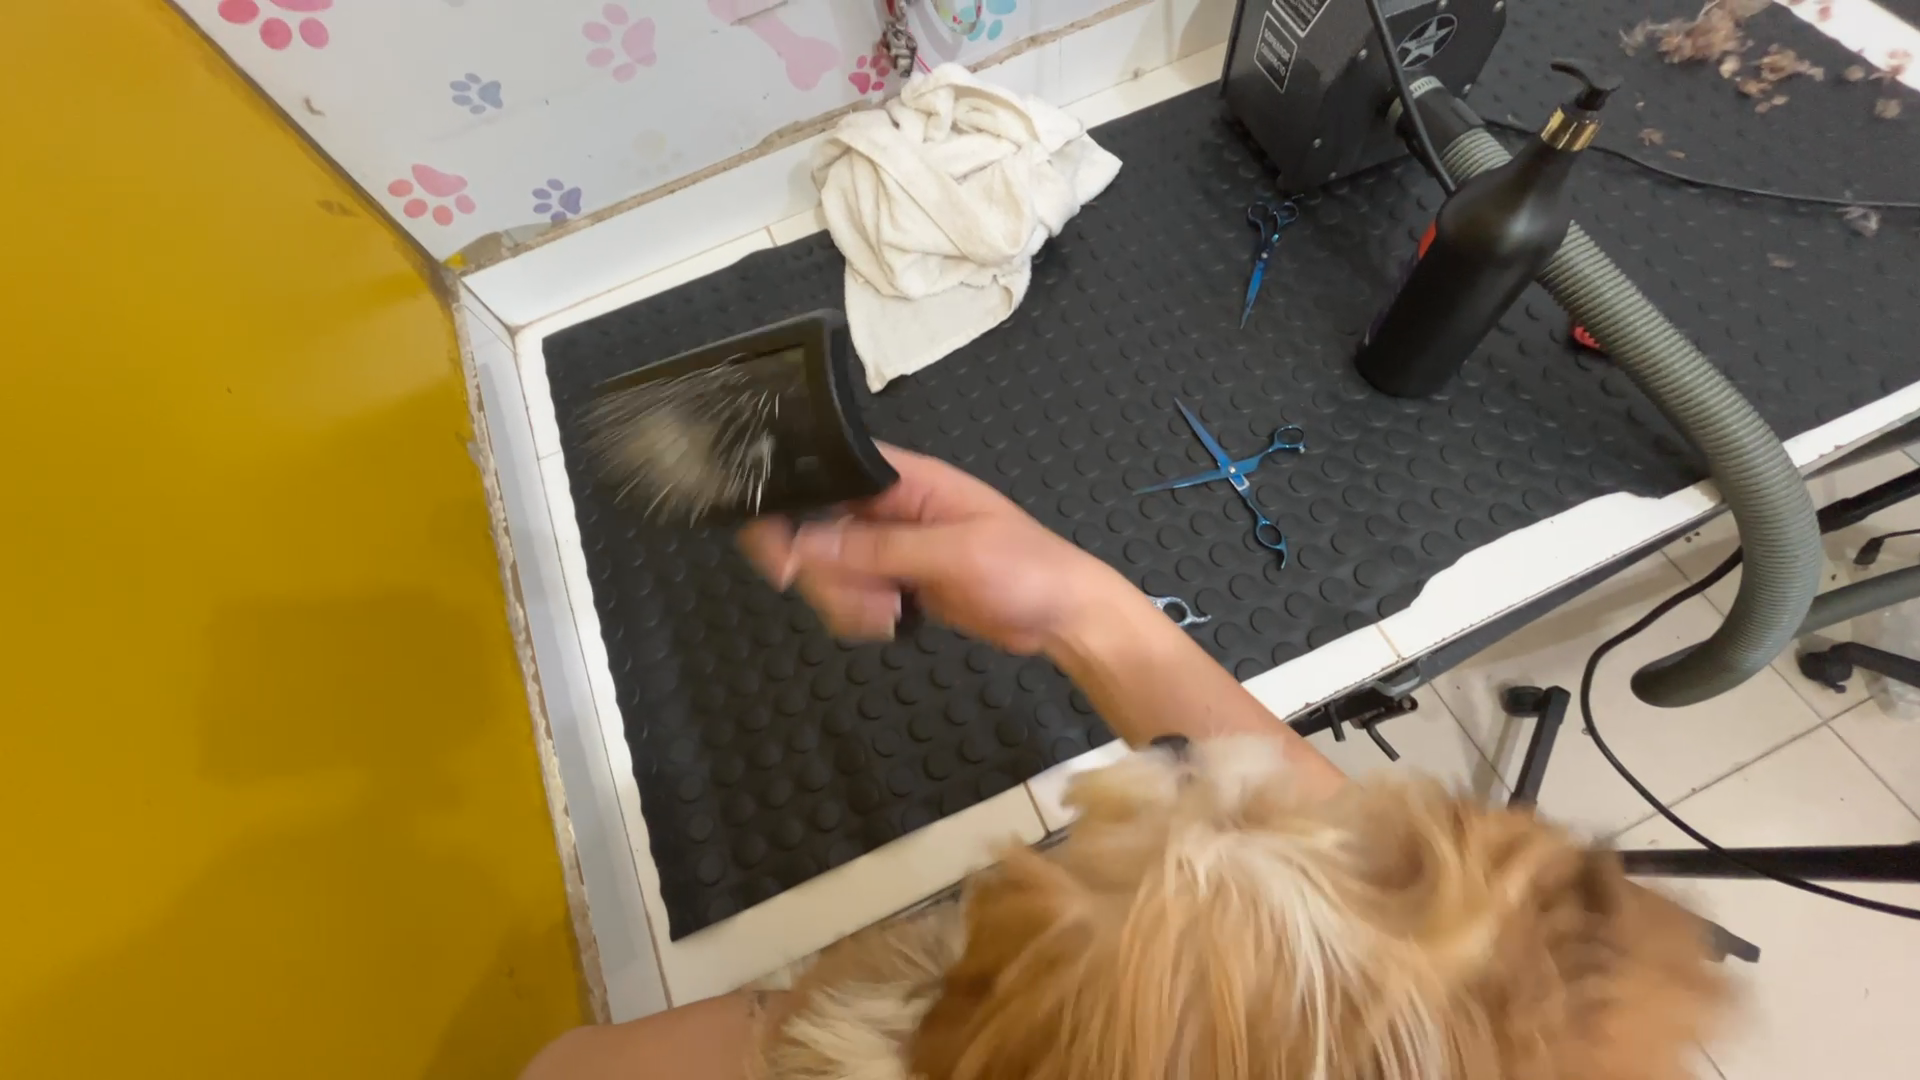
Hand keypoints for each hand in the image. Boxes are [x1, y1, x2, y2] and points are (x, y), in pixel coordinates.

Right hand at [737, 445, 1128, 652]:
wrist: (1062, 616)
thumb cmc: (1024, 569)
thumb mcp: (954, 555)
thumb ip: (877, 550)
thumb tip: (803, 545)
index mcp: (907, 482)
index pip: (831, 472)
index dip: (795, 502)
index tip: (779, 550)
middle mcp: (890, 510)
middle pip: (819, 531)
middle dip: (829, 574)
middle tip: (866, 601)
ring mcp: (892, 549)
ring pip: (830, 569)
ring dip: (846, 600)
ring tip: (889, 615)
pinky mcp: (896, 583)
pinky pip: (851, 595)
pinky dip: (858, 614)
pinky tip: (891, 623)